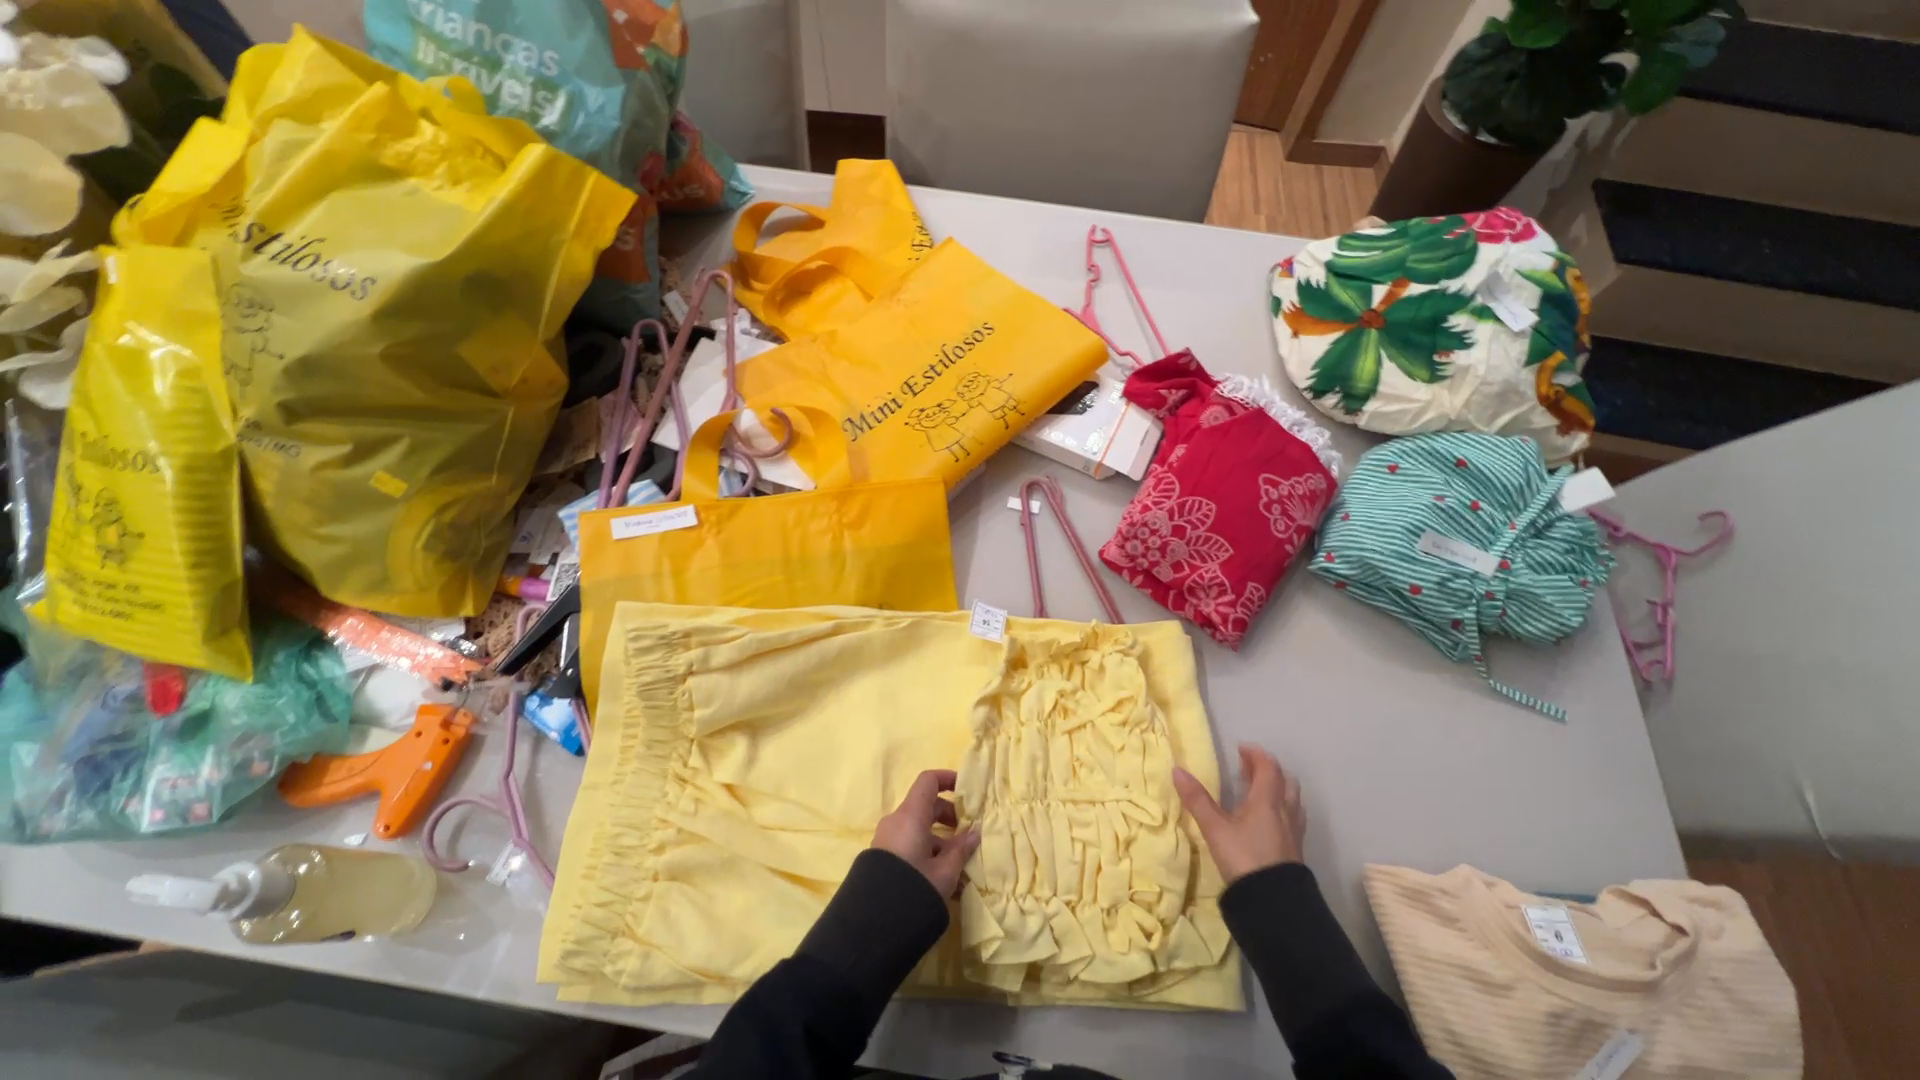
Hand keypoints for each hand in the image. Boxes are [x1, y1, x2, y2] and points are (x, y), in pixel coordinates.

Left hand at [873, 770, 980, 896]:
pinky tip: (940, 875)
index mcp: (911, 815)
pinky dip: (926, 849)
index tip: (965, 789)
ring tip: (957, 862)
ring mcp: (887, 839)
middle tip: (966, 833)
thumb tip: (974, 831)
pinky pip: (908, 843)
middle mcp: (896, 821)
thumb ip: (961, 848)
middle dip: (948, 815)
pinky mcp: (882, 856)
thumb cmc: (916, 886)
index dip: (947, 779)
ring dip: (939, 838)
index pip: (928, 781)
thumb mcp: (945, 871)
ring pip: (917, 827)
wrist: (875, 921)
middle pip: (925, 805)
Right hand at [1173, 745, 1305, 884]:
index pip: (1268, 767)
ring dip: (1278, 788)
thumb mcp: (1214, 828)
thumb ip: (1197, 799)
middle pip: (1285, 780)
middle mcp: (1285, 810)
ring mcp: (1294, 830)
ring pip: (1292, 799)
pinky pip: (1293, 817)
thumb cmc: (1243, 857)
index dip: (1255, 755)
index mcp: (1267, 800)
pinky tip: (1269, 820)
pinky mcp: (1295, 848)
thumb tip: (1177, 770)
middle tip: (1247, 768)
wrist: (1274, 901)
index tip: (1241, 749)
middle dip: (1268, 769)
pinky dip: (1282, 807)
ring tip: (1258, 791)